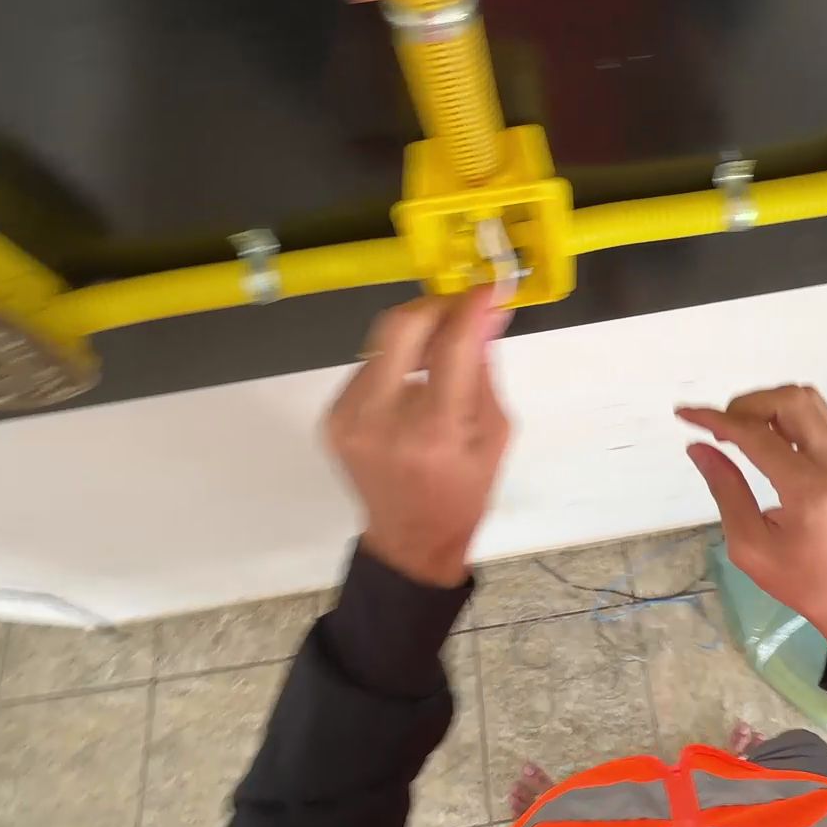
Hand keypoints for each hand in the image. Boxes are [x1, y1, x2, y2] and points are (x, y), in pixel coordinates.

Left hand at [327, 287, 511, 587]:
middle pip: (401, 326)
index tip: (488, 288)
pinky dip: (396, 362)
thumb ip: (484, 368)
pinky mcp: (332, 418)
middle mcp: (383, 420)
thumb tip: (487, 314)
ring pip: (383, 342)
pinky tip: (412, 384)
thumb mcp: (495, 432)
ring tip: (442, 353)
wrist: (410, 539)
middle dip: (436, 306)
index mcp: (435, 431)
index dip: (471, 307)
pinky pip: (368, 366)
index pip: (452, 346)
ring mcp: (349, 419)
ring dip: (418, 335)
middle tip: (460, 309)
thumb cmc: (465, 490)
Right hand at [677, 386, 826, 674]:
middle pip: (790, 400)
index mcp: (807, 488)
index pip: (756, 434)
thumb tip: (698, 448)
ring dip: (767, 405)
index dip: (715, 419)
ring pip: (806, 401)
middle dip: (746, 405)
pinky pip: (816, 417)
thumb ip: (725, 489)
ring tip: (741, 432)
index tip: (685, 415)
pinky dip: (784, 415)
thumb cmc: (800, 582)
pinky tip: (764, 439)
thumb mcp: (749, 546)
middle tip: (722, 430)